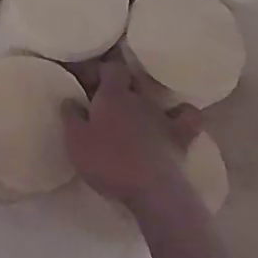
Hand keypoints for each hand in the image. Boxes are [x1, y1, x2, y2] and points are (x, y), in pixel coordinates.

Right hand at [62, 58, 201, 213]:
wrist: (150, 189)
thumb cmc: (107, 161)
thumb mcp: (75, 140)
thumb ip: (71, 115)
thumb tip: (69, 98)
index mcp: (113, 95)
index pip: (110, 68)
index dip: (101, 70)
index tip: (90, 81)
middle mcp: (140, 98)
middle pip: (131, 81)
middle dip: (120, 87)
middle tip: (106, 100)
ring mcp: (163, 115)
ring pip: (155, 97)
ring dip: (144, 102)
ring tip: (135, 113)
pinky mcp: (180, 136)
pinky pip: (187, 116)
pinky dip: (182, 113)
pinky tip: (176, 117)